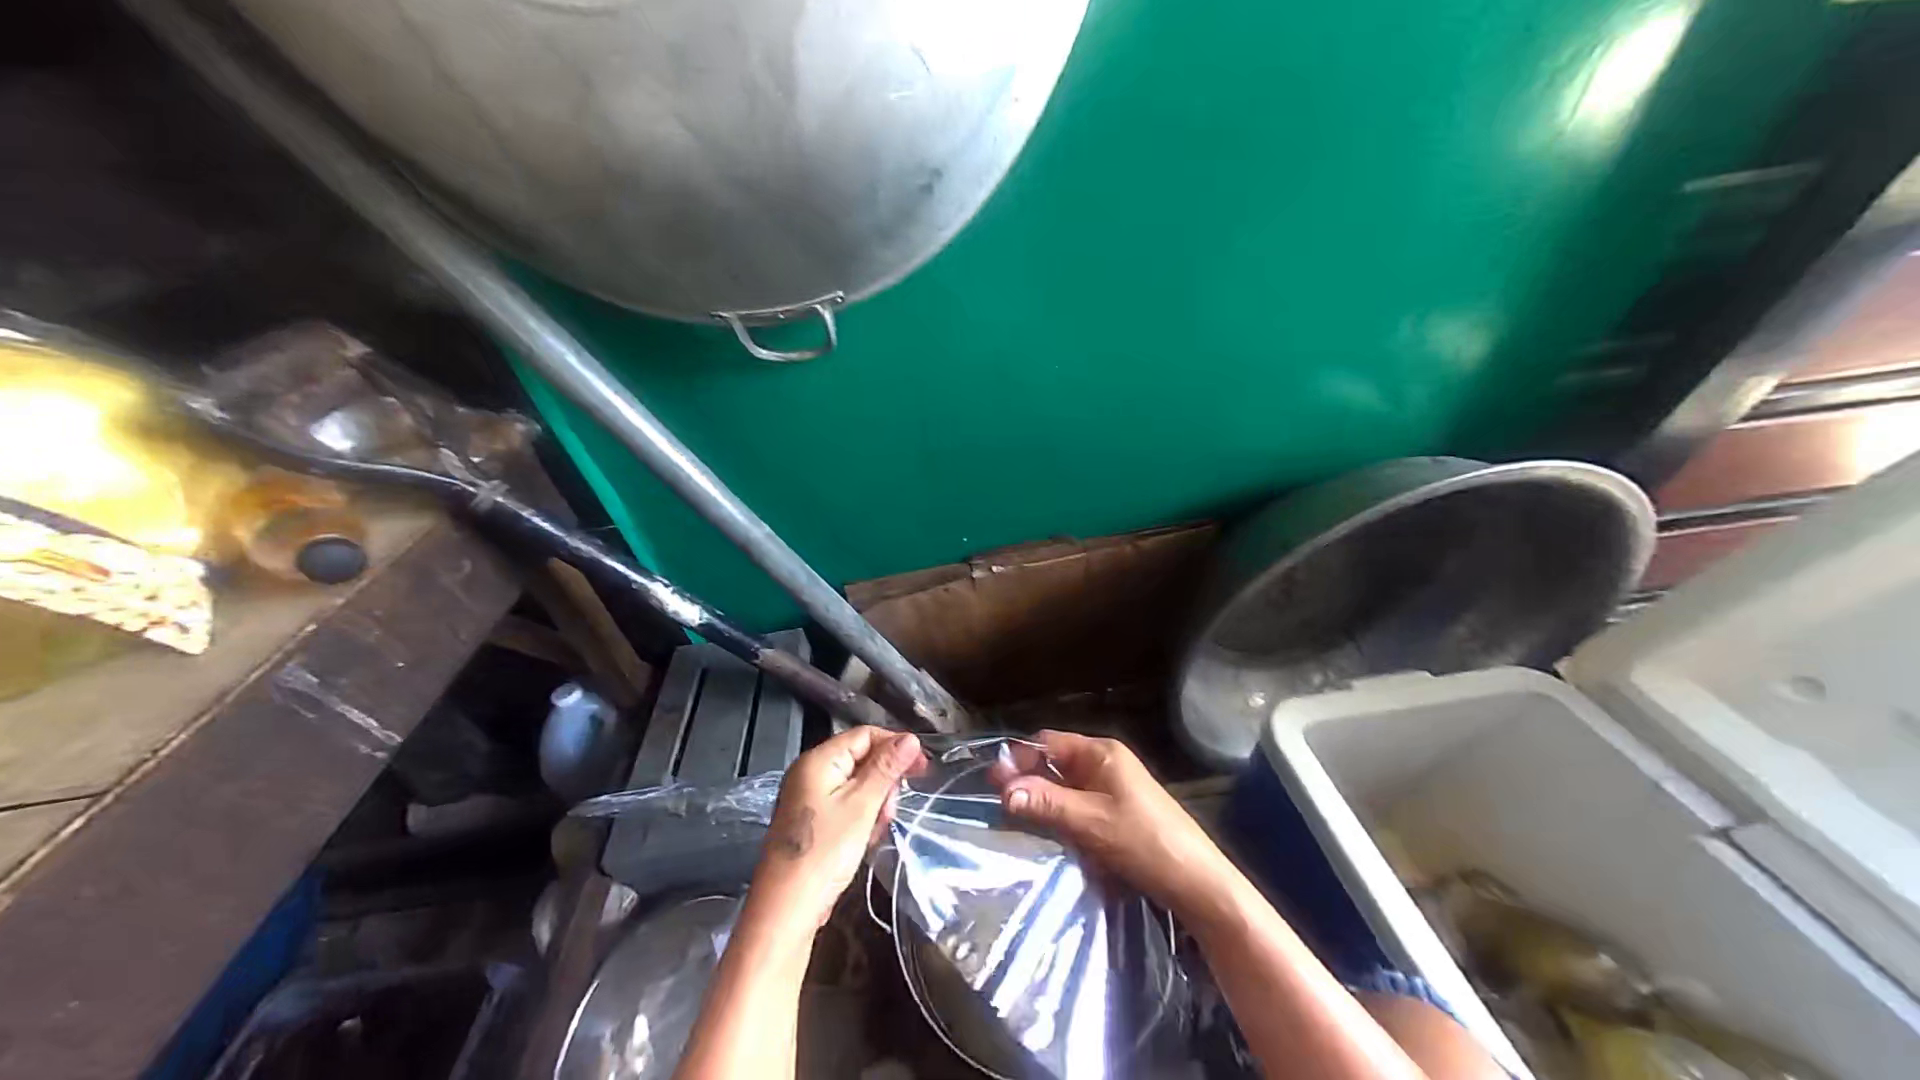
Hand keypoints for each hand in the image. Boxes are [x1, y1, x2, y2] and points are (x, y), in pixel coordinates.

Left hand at [749, 726, 924, 934]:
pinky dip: (861, 819)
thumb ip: (886, 769)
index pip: (864, 735)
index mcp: (818, 761)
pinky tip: (864, 840)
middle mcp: (809, 773)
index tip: (922, 768)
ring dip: (875, 803)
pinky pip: (846, 807)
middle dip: (884, 781)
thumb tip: (911, 738)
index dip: (895, 746)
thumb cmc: (824, 853)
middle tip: (890, 810)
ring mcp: (809, 799)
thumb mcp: (862, 806)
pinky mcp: (812, 823)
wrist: (785, 910)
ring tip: (875, 830)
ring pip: (857, 786)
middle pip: (861, 758)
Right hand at [993, 730, 1237, 920]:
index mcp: (1102, 753)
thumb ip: (1047, 802)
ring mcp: (1112, 790)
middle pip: (1055, 763)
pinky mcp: (1115, 815)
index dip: (1019, 757)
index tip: (992, 780)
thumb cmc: (1144, 842)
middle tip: (997, 803)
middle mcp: (1105, 765)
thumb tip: (1003, 790)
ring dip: (1041, 800)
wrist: (1196, 883)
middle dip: (1027, 780)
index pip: (1048, 742)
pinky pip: (1077, 807)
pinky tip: (1045, 833)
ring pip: (1064, 787)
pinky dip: (1059, 816)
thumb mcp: (1090, 821)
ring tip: (1013, 819)